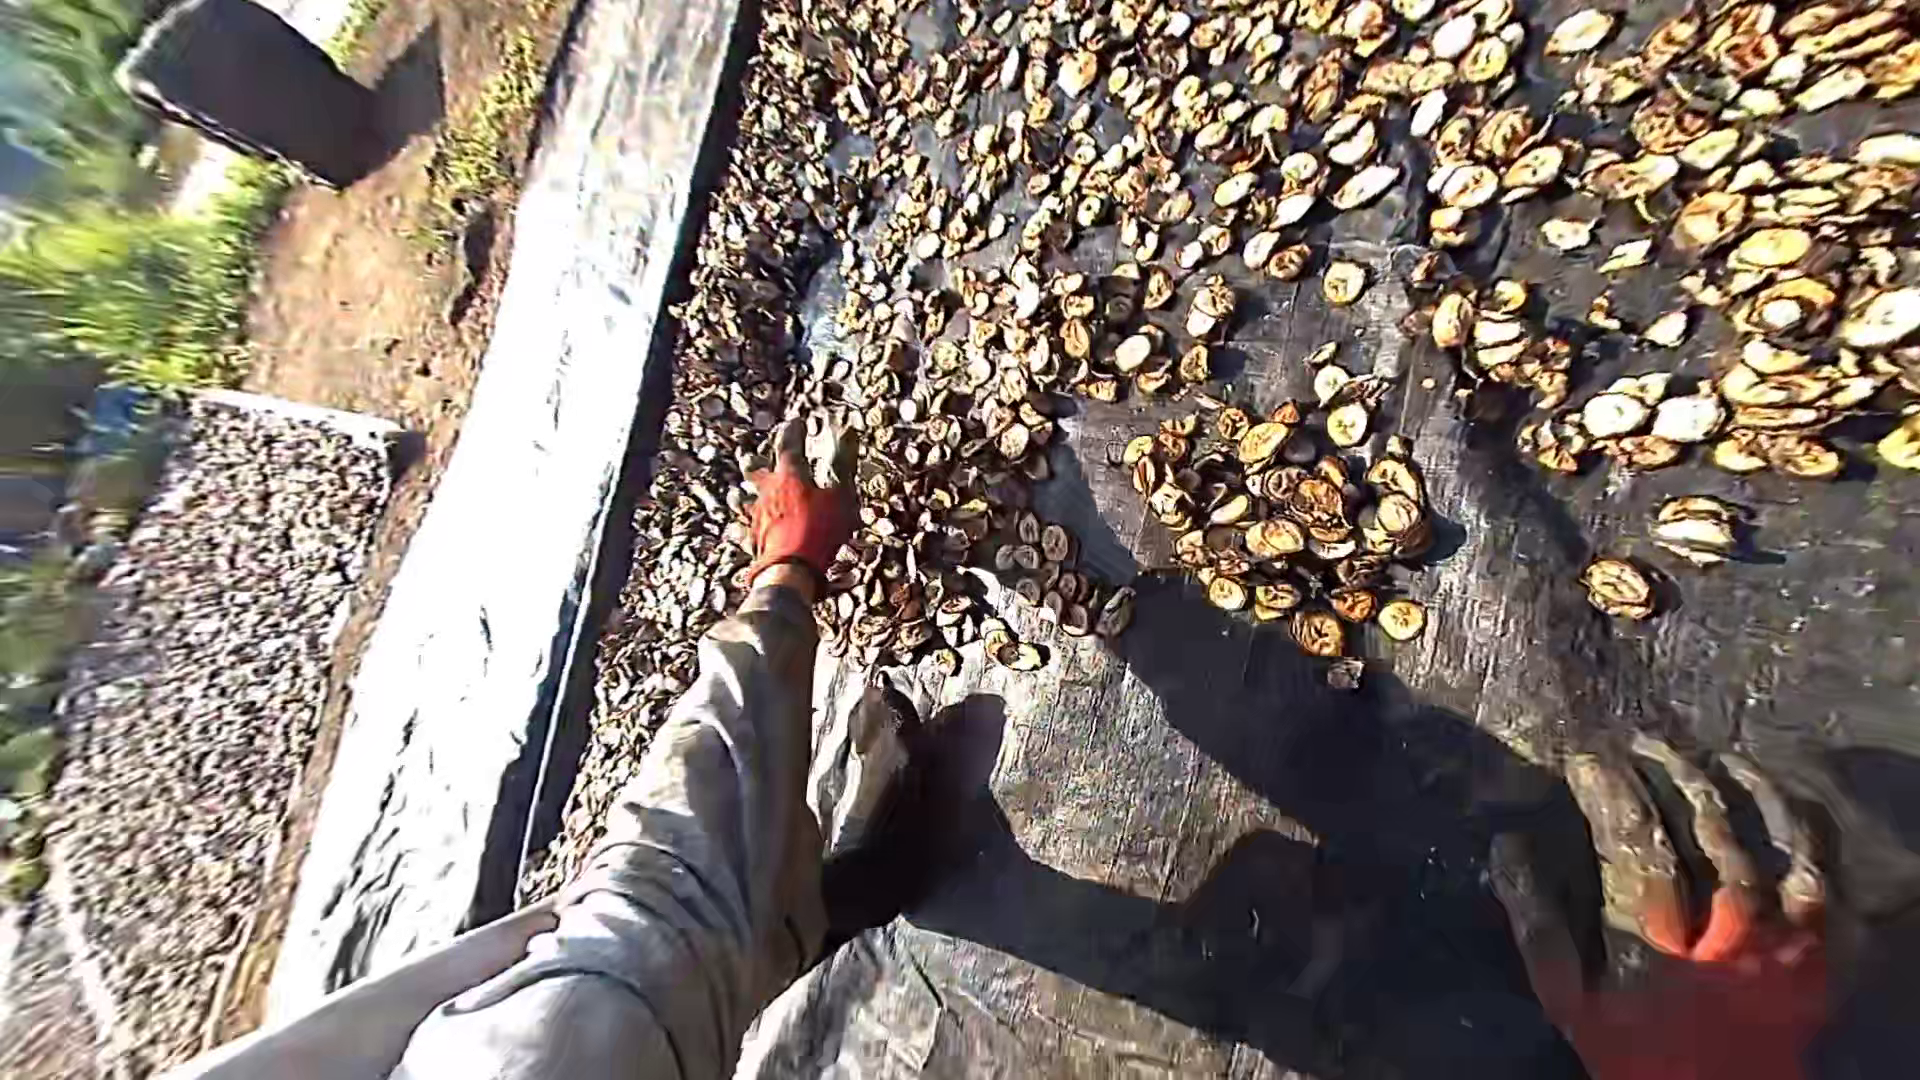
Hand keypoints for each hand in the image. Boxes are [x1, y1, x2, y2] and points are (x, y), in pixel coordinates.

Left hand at [746, 419, 856, 596]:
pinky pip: (743, 529)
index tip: (797, 423)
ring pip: (742, 499)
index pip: (788, 445)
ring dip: (742, 494)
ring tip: (737, 493)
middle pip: (755, 470)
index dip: (793, 432)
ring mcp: (756, 517)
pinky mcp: (751, 541)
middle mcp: (766, 492)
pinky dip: (744, 527)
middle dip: (756, 461)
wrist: (791, 570)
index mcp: (789, 476)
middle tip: (752, 457)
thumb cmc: (819, 529)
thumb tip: (848, 432)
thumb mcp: (840, 494)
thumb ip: (843, 463)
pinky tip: (743, 530)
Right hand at [1492, 737, 1827, 1079]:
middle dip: (1677, 781)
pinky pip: (1833, 889)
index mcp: (1658, 941)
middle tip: (1644, 740)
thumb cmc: (1622, 1036)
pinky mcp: (1824, 958)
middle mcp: (1730, 938)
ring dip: (1749, 798)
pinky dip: (1815, 840)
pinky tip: (1788, 802)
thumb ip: (1533, 914)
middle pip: (1714, 841)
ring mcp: (1789, 948)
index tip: (1585, 757)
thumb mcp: (1558, 985)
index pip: (1638, 847)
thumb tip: (1507, 841)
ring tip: (1714, 755)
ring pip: (1782, 855)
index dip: (1612, 795)